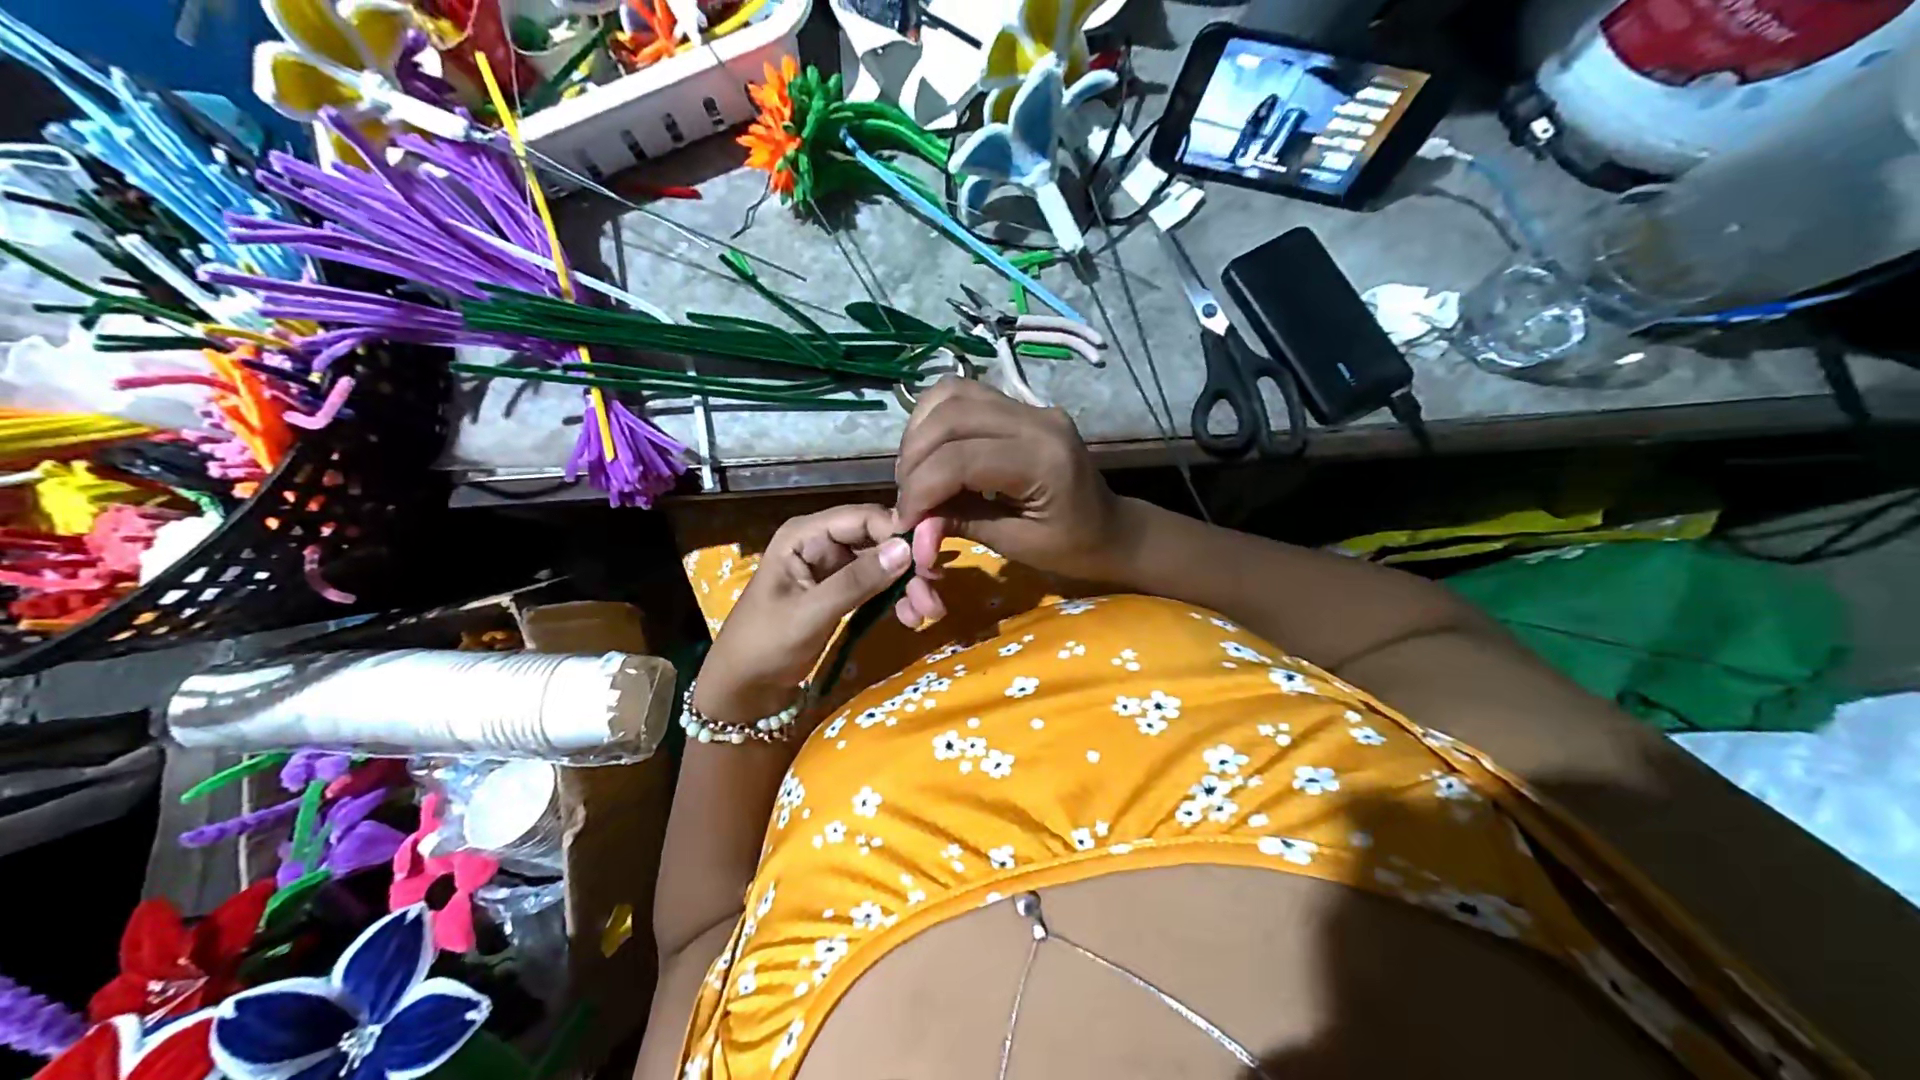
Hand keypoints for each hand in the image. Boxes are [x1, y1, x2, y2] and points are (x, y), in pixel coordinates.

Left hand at [694, 505, 911, 723]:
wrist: (745, 689)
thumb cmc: (765, 645)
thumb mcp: (810, 613)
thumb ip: (856, 581)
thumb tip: (905, 548)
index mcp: (805, 535)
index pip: (863, 517)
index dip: (899, 531)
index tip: (930, 559)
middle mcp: (823, 542)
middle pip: (879, 539)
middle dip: (909, 564)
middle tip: (932, 595)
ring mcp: (834, 567)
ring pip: (885, 563)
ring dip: (909, 585)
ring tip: (927, 613)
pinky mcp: (843, 591)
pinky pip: (880, 585)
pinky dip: (898, 599)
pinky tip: (911, 618)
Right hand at [891, 379, 1124, 625]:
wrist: (1114, 529)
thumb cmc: (1073, 547)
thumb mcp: (1017, 545)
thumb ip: (962, 525)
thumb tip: (911, 528)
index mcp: (1042, 460)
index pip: (959, 458)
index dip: (920, 489)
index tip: (904, 521)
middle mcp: (1036, 419)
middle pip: (950, 415)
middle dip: (914, 458)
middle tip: (906, 497)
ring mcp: (1030, 406)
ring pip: (953, 394)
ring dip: (920, 432)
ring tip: (914, 474)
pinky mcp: (1021, 405)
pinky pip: (965, 396)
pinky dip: (936, 420)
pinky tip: (932, 453)